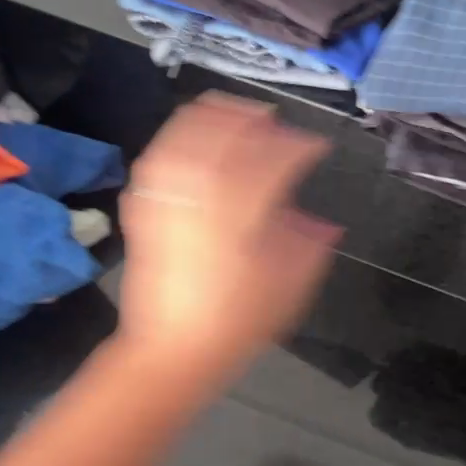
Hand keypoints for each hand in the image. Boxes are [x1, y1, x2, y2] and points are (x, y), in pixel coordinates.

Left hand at [113, 92, 341, 379]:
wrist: (171, 349)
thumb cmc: (237, 322)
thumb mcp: (290, 285)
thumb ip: (310, 244)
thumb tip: (320, 221)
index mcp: (242, 209)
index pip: (276, 156)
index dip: (301, 145)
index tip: (318, 146)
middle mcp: (201, 191)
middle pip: (229, 129)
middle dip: (258, 119)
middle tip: (279, 126)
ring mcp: (167, 193)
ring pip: (190, 129)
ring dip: (220, 116)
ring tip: (242, 119)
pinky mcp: (145, 203)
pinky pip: (163, 149)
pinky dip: (185, 134)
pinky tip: (201, 140)